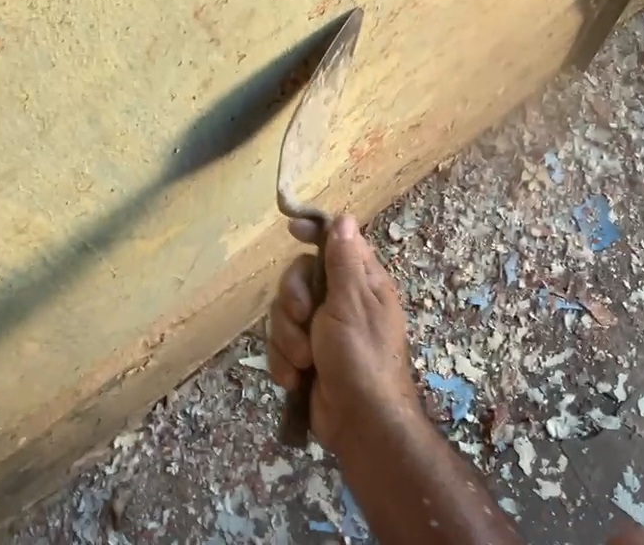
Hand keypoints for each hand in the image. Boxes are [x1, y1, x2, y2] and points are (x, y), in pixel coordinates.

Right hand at [268, 216, 421, 454]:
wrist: (360, 424)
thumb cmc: (362, 358)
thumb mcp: (352, 303)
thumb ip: (344, 261)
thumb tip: (345, 218)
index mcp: (363, 283)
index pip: (336, 243)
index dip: (314, 232)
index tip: (292, 229)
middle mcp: (342, 301)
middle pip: (299, 277)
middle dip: (292, 300)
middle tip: (303, 319)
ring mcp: (322, 330)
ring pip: (283, 314)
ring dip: (288, 339)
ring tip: (305, 362)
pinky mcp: (306, 356)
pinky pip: (280, 344)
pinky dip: (284, 362)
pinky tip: (295, 379)